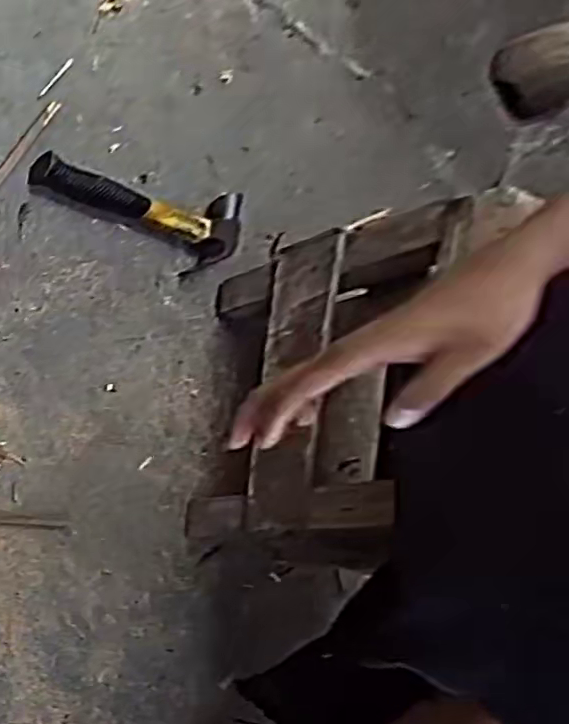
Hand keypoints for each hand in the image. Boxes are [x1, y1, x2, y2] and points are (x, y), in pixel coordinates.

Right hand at [228, 252, 546, 449]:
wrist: (503, 269)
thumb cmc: (488, 302)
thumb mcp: (469, 355)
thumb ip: (428, 390)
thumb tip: (397, 421)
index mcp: (359, 350)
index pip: (301, 388)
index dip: (276, 416)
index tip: (263, 439)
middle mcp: (346, 348)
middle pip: (279, 383)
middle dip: (252, 413)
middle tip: (235, 440)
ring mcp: (349, 346)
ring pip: (289, 380)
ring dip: (267, 407)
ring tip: (258, 432)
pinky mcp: (359, 346)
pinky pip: (311, 376)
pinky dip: (296, 398)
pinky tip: (304, 415)